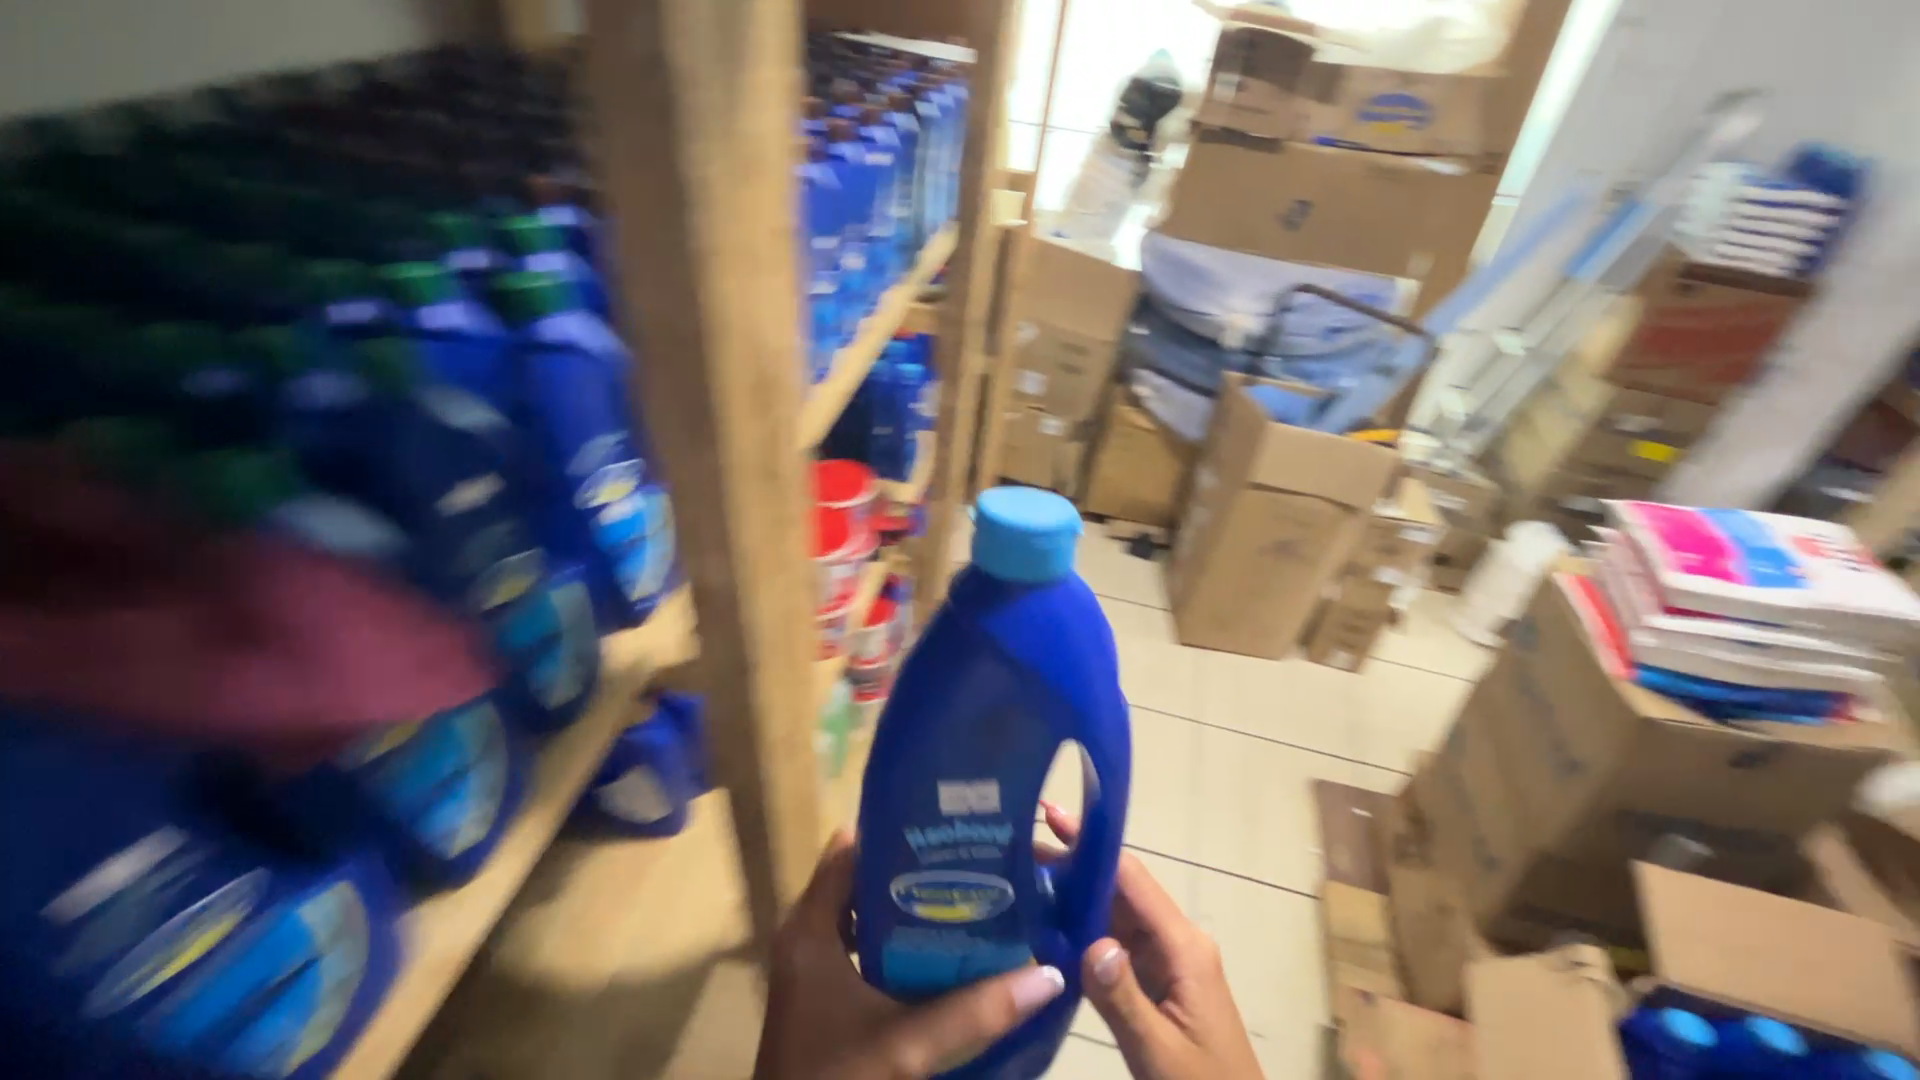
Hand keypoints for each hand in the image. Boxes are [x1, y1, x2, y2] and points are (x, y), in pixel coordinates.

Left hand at [754, 830, 1067, 1079]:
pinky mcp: (820, 991)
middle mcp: (804, 933)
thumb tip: (1049, 975)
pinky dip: (897, 939)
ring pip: (862, 912)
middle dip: (915, 868)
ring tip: (967, 895)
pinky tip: (942, 950)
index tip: (952, 829)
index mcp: (809, 927)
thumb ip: (975, 1010)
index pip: (851, 848)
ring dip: (908, 905)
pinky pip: (860, 944)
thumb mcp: (907, 1045)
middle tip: (973, 861)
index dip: (899, 831)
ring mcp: (810, 964)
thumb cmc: (835, 1078)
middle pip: (861, 877)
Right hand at [1043, 802, 1264, 1079]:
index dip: (1090, 844)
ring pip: (1112, 911)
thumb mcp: (1160, 1050)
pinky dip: (1080, 926)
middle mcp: (1175, 939)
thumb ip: (1124, 998)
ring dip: (1071, 893)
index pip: (1131, 878)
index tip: (1050, 815)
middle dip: (1071, 864)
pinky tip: (1045, 921)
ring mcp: (1165, 956)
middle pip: (1118, 887)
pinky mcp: (1154, 976)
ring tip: (1020, 874)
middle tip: (1016, 846)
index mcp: (1183, 945)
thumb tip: (1091, 942)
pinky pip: (1113, 939)